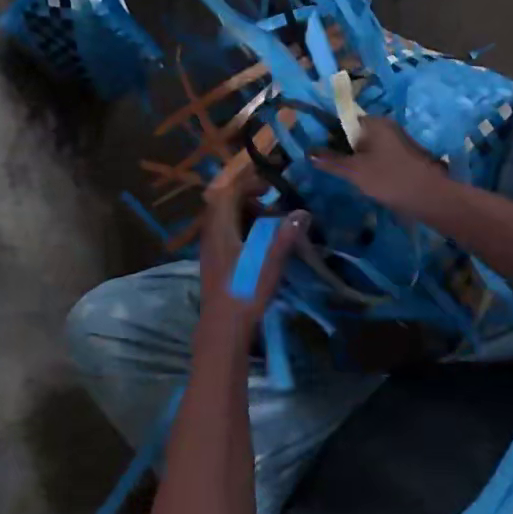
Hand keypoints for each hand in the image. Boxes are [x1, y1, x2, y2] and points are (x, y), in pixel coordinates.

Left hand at [197, 180, 307, 345]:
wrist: (223, 328)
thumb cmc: (245, 291)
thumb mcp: (269, 261)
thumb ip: (285, 235)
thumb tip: (302, 212)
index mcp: (220, 228)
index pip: (228, 193)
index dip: (249, 185)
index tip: (270, 188)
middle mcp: (210, 235)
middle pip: (225, 205)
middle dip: (248, 200)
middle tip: (272, 206)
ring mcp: (210, 251)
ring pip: (226, 222)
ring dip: (246, 217)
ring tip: (270, 226)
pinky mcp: (214, 265)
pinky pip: (227, 237)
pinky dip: (243, 233)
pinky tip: (260, 247)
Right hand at [313, 117, 449, 214]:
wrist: (428, 196)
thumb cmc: (389, 178)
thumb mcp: (354, 171)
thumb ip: (330, 161)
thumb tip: (308, 152)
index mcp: (373, 122)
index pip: (344, 120)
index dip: (330, 135)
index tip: (322, 153)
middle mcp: (387, 126)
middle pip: (356, 133)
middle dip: (344, 149)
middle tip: (334, 168)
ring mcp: (398, 140)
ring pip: (369, 147)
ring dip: (358, 159)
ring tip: (350, 177)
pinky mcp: (405, 155)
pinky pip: (381, 156)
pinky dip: (372, 165)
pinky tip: (369, 181)